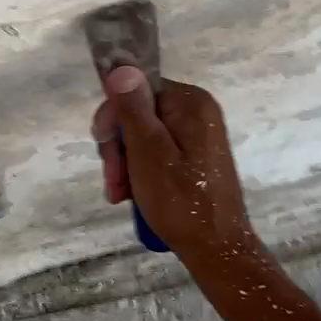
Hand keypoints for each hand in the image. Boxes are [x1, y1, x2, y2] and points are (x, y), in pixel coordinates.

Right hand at [91, 67, 258, 269]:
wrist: (217, 253)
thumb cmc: (181, 201)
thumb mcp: (148, 151)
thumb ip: (133, 107)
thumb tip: (121, 66)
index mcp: (191, 102)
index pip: (136, 90)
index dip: (114, 118)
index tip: (103, 148)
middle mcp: (198, 111)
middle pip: (139, 113)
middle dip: (118, 146)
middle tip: (112, 180)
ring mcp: (199, 135)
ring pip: (144, 135)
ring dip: (125, 163)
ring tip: (120, 193)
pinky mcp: (197, 157)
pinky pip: (158, 152)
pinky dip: (141, 171)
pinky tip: (132, 194)